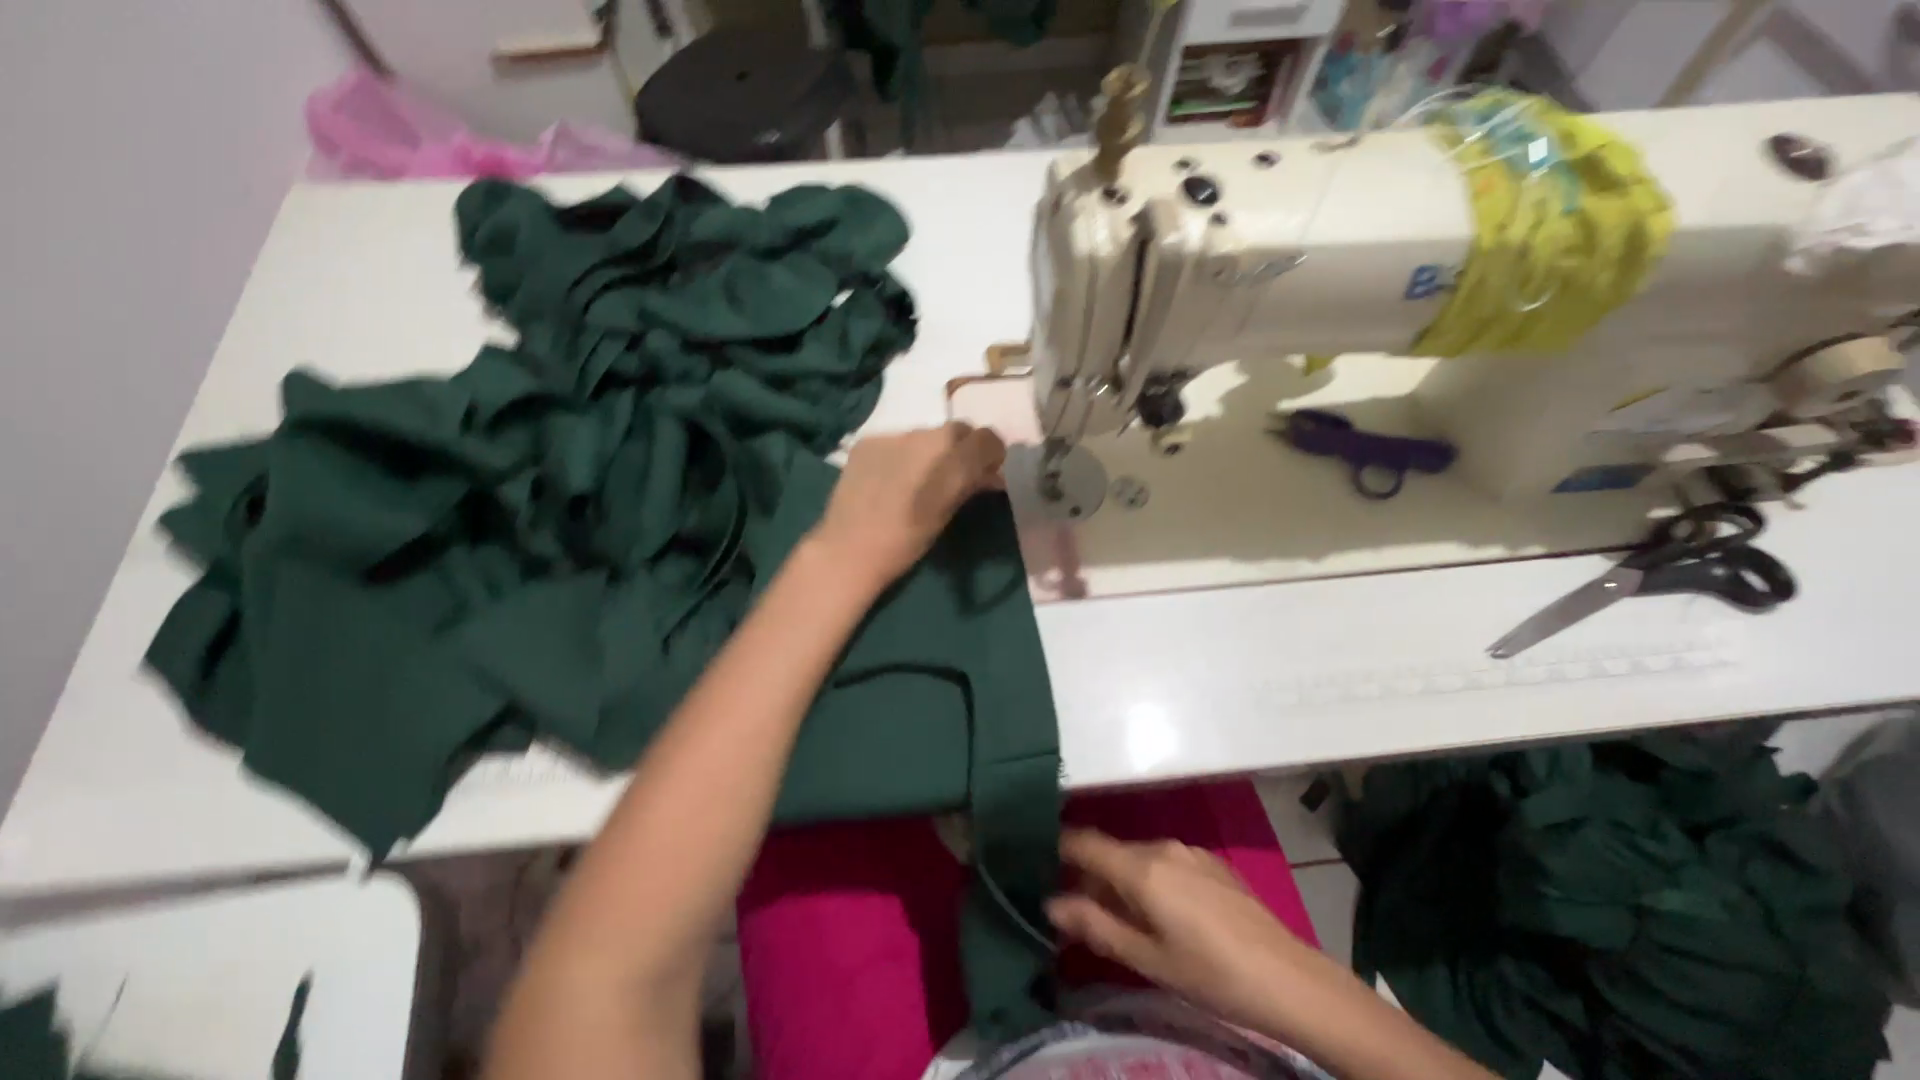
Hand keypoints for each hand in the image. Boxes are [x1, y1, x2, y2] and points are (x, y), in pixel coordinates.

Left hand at [807, 422, 1006, 592]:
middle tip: (953, 475)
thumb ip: (971, 486)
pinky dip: (901, 454)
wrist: (849, 547)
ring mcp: (894, 434)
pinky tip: (888, 477)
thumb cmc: (907, 541)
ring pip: (926, 434)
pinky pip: (896, 440)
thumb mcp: (947, 514)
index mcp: (953, 457)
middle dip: (962, 448)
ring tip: (916, 478)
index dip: (990, 454)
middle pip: (957, 430)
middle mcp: (926, 435)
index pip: (987, 438)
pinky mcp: (869, 438)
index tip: (985, 473)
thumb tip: (991, 475)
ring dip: (930, 450)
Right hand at [1048, 830, 1315, 1031]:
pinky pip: (1166, 864)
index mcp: (1141, 868)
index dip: (1055, 850)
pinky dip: (1150, 881)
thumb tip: (1051, 903)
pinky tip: (1160, 916)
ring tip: (1118, 920)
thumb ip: (1095, 926)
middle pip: (1111, 852)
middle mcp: (1163, 847)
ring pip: (1139, 858)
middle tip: (1077, 913)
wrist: (1287, 978)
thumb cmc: (1209, 973)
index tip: (1037, 867)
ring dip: (1121, 881)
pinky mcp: (1213, 865)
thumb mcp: (1145, 958)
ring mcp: (1192, 853)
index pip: (1082, 842)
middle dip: (1089, 877)